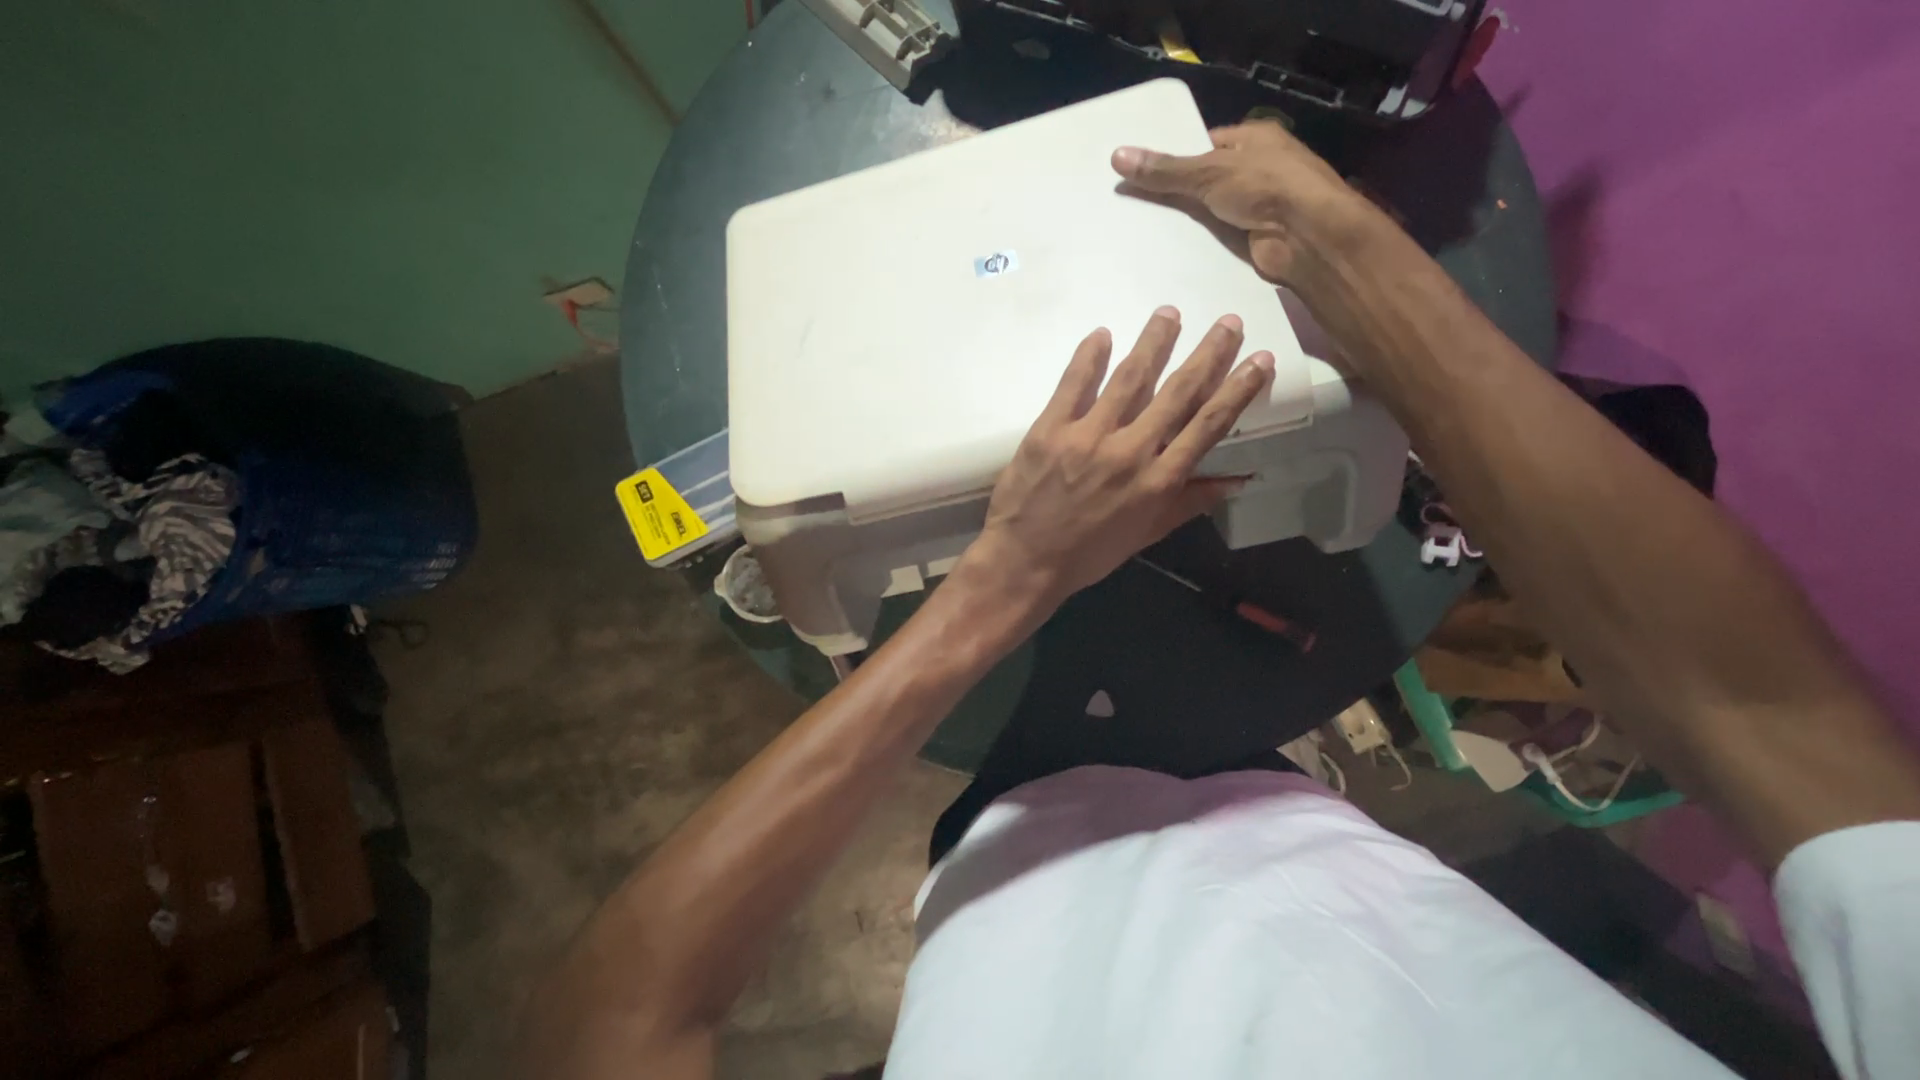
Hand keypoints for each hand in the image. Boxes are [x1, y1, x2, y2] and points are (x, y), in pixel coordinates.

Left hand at [953, 307, 1275, 612]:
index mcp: (1159, 481)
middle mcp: (1131, 453)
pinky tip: (1103, 334)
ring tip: (1169, 313)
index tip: (1258, 360)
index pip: (1208, 425)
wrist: (1025, 562)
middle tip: (1227, 321)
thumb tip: (1237, 478)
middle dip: (1207, 354)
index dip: (1237, 389)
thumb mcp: (1146, 534)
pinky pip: (1073, 384)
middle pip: (1178, 393)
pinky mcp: (1050, 429)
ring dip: (1154, 343)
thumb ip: (1189, 501)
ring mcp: (1089, 437)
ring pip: (1130, 379)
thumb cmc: (1088, 554)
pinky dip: (1089, 357)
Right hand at [1112, 122, 1372, 284]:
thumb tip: (1117, 156)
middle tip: (1135, 204)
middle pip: (1207, 180)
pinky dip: (1201, 245)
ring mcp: (1260, 205)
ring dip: (1188, 223)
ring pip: (1213, 211)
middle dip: (1178, 193)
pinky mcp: (1257, 238)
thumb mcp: (1209, 172)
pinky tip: (1171, 254)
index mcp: (1254, 139)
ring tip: (1143, 232)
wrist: (1308, 237)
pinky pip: (1220, 238)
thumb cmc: (1266, 187)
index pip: (1206, 144)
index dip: (1176, 157)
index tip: (1142, 173)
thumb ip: (1165, 170)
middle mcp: (1260, 169)